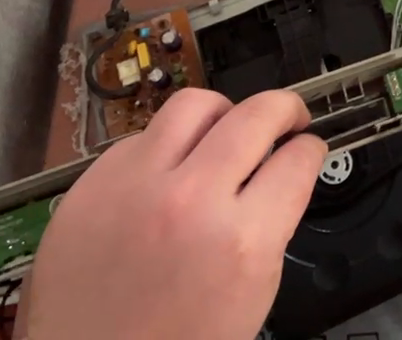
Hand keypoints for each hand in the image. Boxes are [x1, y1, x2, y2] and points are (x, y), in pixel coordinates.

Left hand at [22, 89, 326, 339]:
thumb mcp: (250, 297)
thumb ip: (269, 226)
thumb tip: (280, 171)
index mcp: (240, 243)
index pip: (298, 159)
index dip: (311, 150)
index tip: (307, 148)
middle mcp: (190, 202)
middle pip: (256, 114)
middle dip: (285, 109)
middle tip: (287, 119)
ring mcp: (134, 187)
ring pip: (195, 104)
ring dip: (223, 114)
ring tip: (224, 133)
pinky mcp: (90, 186)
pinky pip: (141, 138)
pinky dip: (164, 148)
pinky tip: (166, 175)